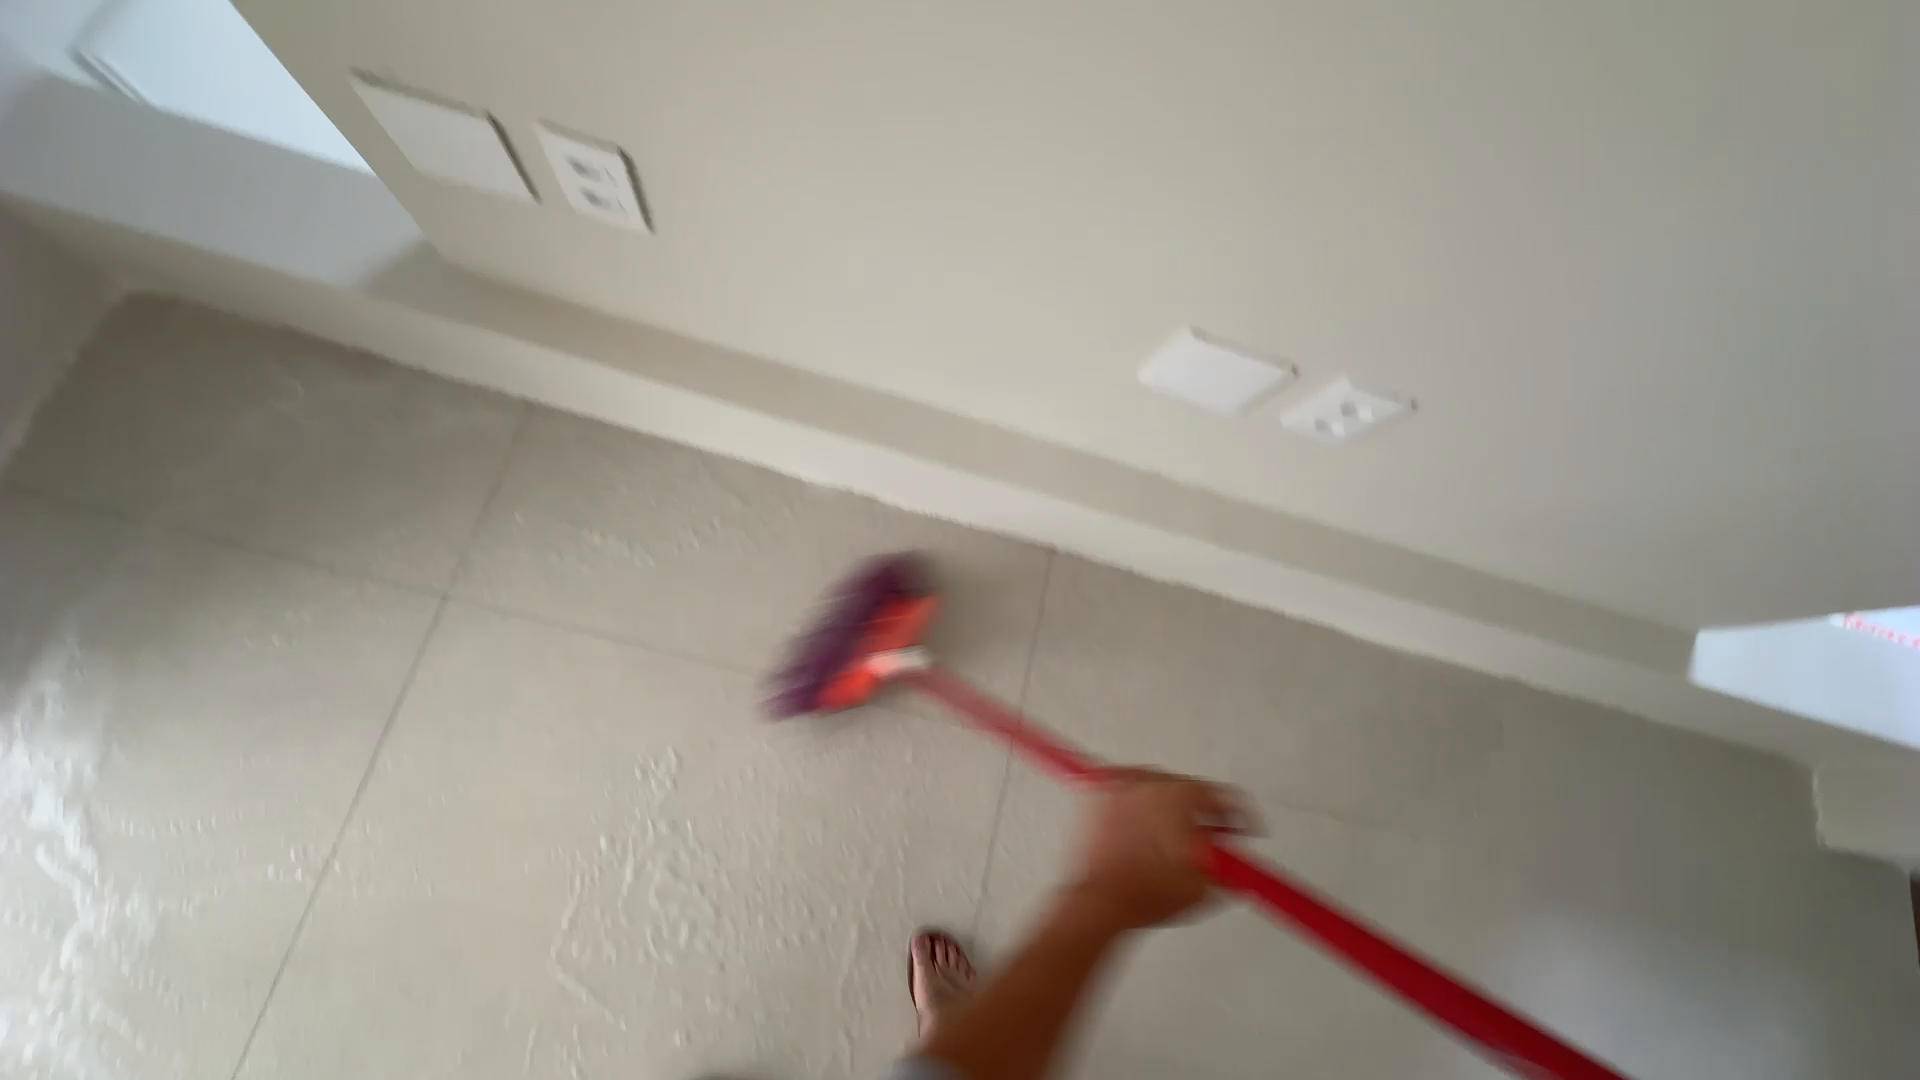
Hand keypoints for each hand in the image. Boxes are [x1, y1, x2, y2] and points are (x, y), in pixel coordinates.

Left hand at [1060, 767, 1257, 931]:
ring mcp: (1119, 785)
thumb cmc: (1146, 893)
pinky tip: (1138, 823)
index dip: (1236, 815)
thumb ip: (1228, 862)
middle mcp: (1149, 782)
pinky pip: (1122, 788)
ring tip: (1169, 834)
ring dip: (1166, 805)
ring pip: (1154, 787)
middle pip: (1186, 787)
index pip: (1220, 795)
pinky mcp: (1095, 794)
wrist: (1100, 901)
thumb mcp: (1207, 884)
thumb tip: (1234, 856)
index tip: (1241, 827)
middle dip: (1200, 810)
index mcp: (1180, 796)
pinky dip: (1133, 801)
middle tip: (1207, 834)